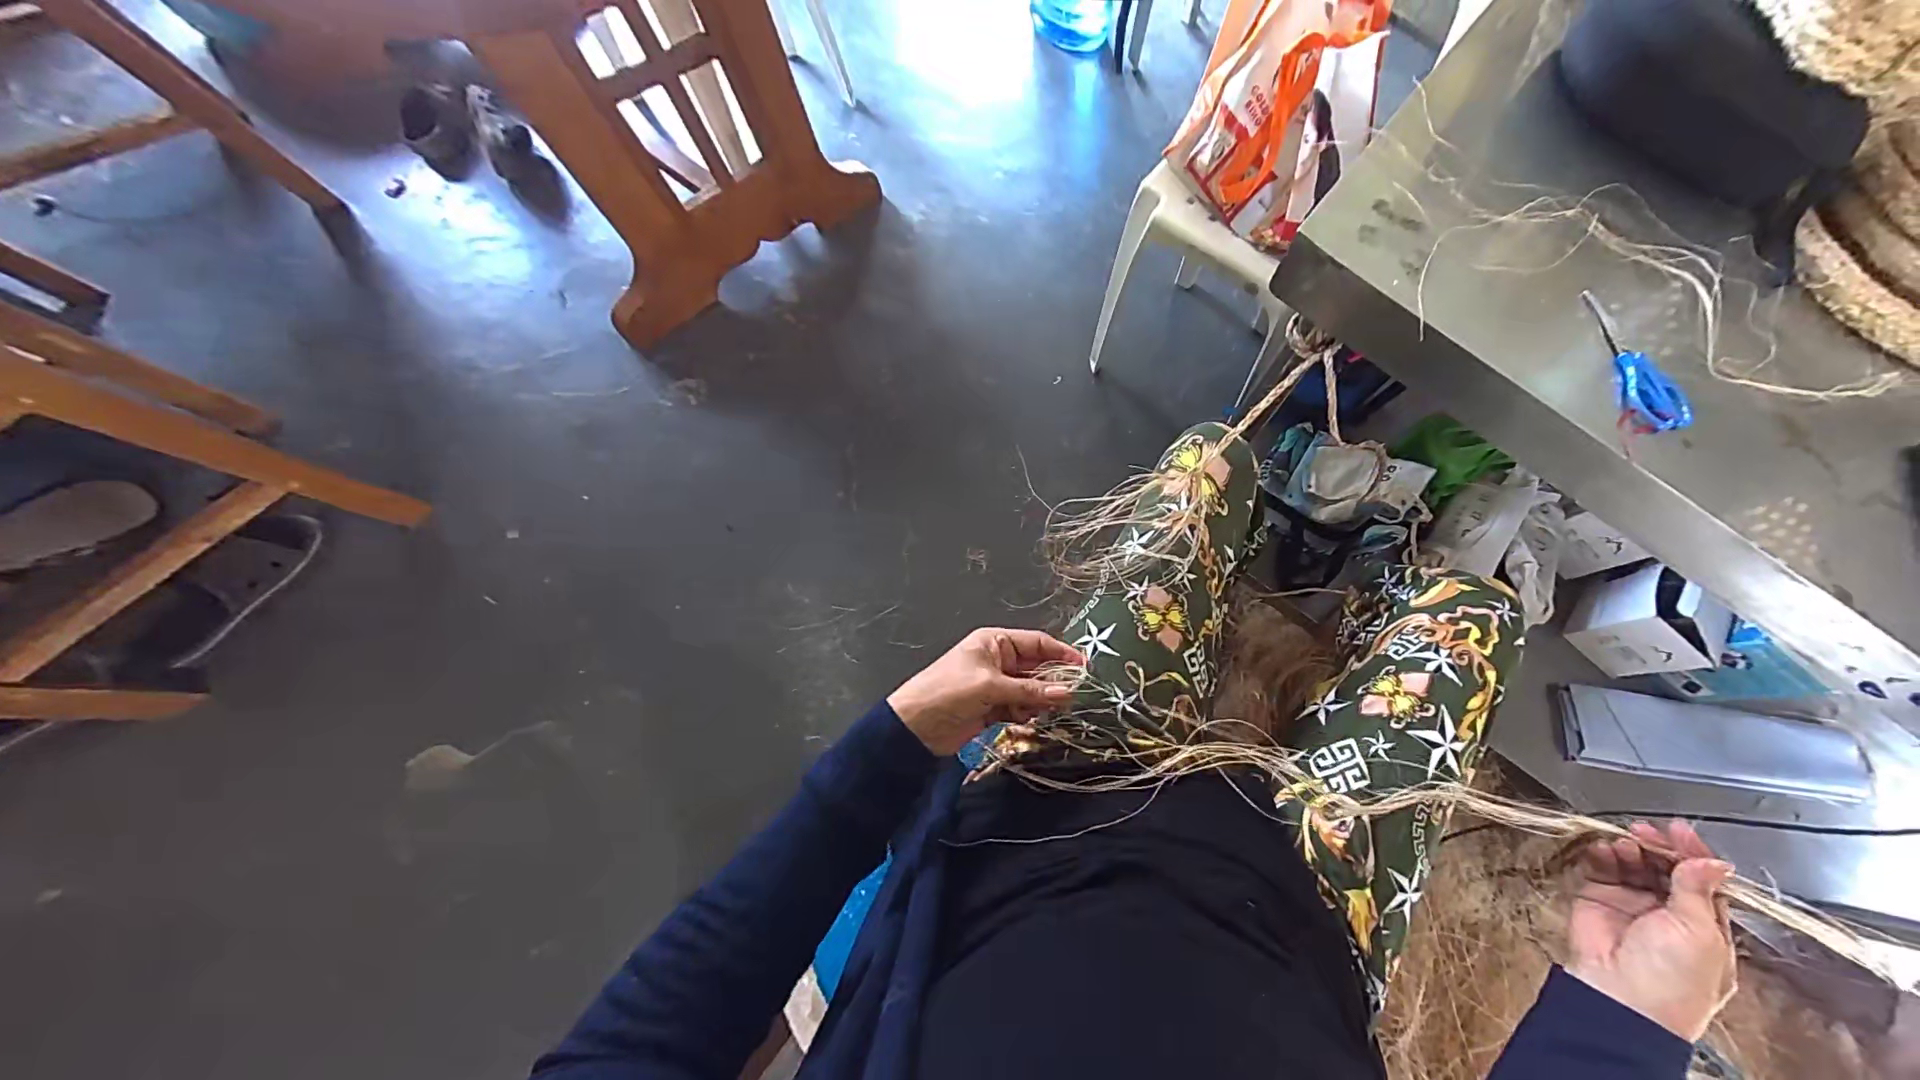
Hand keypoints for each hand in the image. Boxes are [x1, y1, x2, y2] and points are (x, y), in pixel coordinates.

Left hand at [886, 628, 1082, 755]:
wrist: (915, 726)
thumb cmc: (947, 691)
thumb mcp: (990, 686)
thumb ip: (1030, 690)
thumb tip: (1067, 692)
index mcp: (994, 642)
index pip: (1037, 642)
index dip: (1061, 653)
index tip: (1085, 668)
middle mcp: (998, 660)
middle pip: (1037, 667)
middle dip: (1054, 680)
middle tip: (1072, 695)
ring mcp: (996, 684)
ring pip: (1032, 689)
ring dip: (1041, 699)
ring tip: (1049, 709)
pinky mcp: (993, 707)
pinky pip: (1021, 706)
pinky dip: (1028, 712)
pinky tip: (1029, 718)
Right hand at [1565, 820, 1737, 1040]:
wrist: (1619, 992)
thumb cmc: (1672, 974)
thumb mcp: (1697, 933)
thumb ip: (1697, 891)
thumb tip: (1715, 862)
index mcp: (1706, 925)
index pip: (1702, 880)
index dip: (1692, 854)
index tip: (1679, 829)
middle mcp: (1669, 911)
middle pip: (1664, 868)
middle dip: (1656, 847)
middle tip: (1643, 831)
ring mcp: (1631, 903)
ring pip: (1631, 864)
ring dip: (1628, 850)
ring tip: (1623, 843)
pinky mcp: (1597, 897)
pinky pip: (1599, 868)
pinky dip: (1600, 855)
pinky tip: (1602, 848)